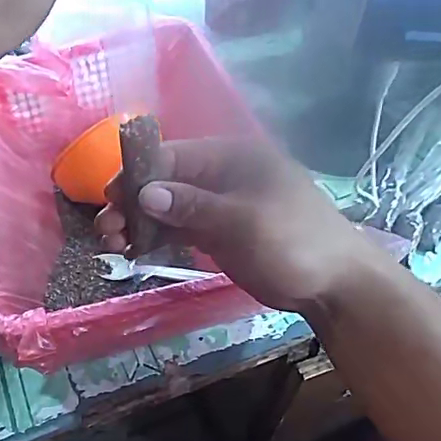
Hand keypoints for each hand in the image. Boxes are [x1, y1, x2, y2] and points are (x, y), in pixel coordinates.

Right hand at [95, 137, 383, 312]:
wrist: (333, 283)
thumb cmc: (294, 241)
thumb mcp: (243, 222)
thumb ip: (192, 206)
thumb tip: (144, 194)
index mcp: (230, 157)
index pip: (172, 156)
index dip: (137, 175)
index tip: (109, 199)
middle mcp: (220, 175)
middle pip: (164, 181)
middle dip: (133, 203)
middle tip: (107, 232)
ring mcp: (217, 205)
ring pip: (167, 207)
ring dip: (140, 223)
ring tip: (114, 246)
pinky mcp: (217, 232)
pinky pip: (178, 228)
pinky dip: (157, 237)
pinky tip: (135, 251)